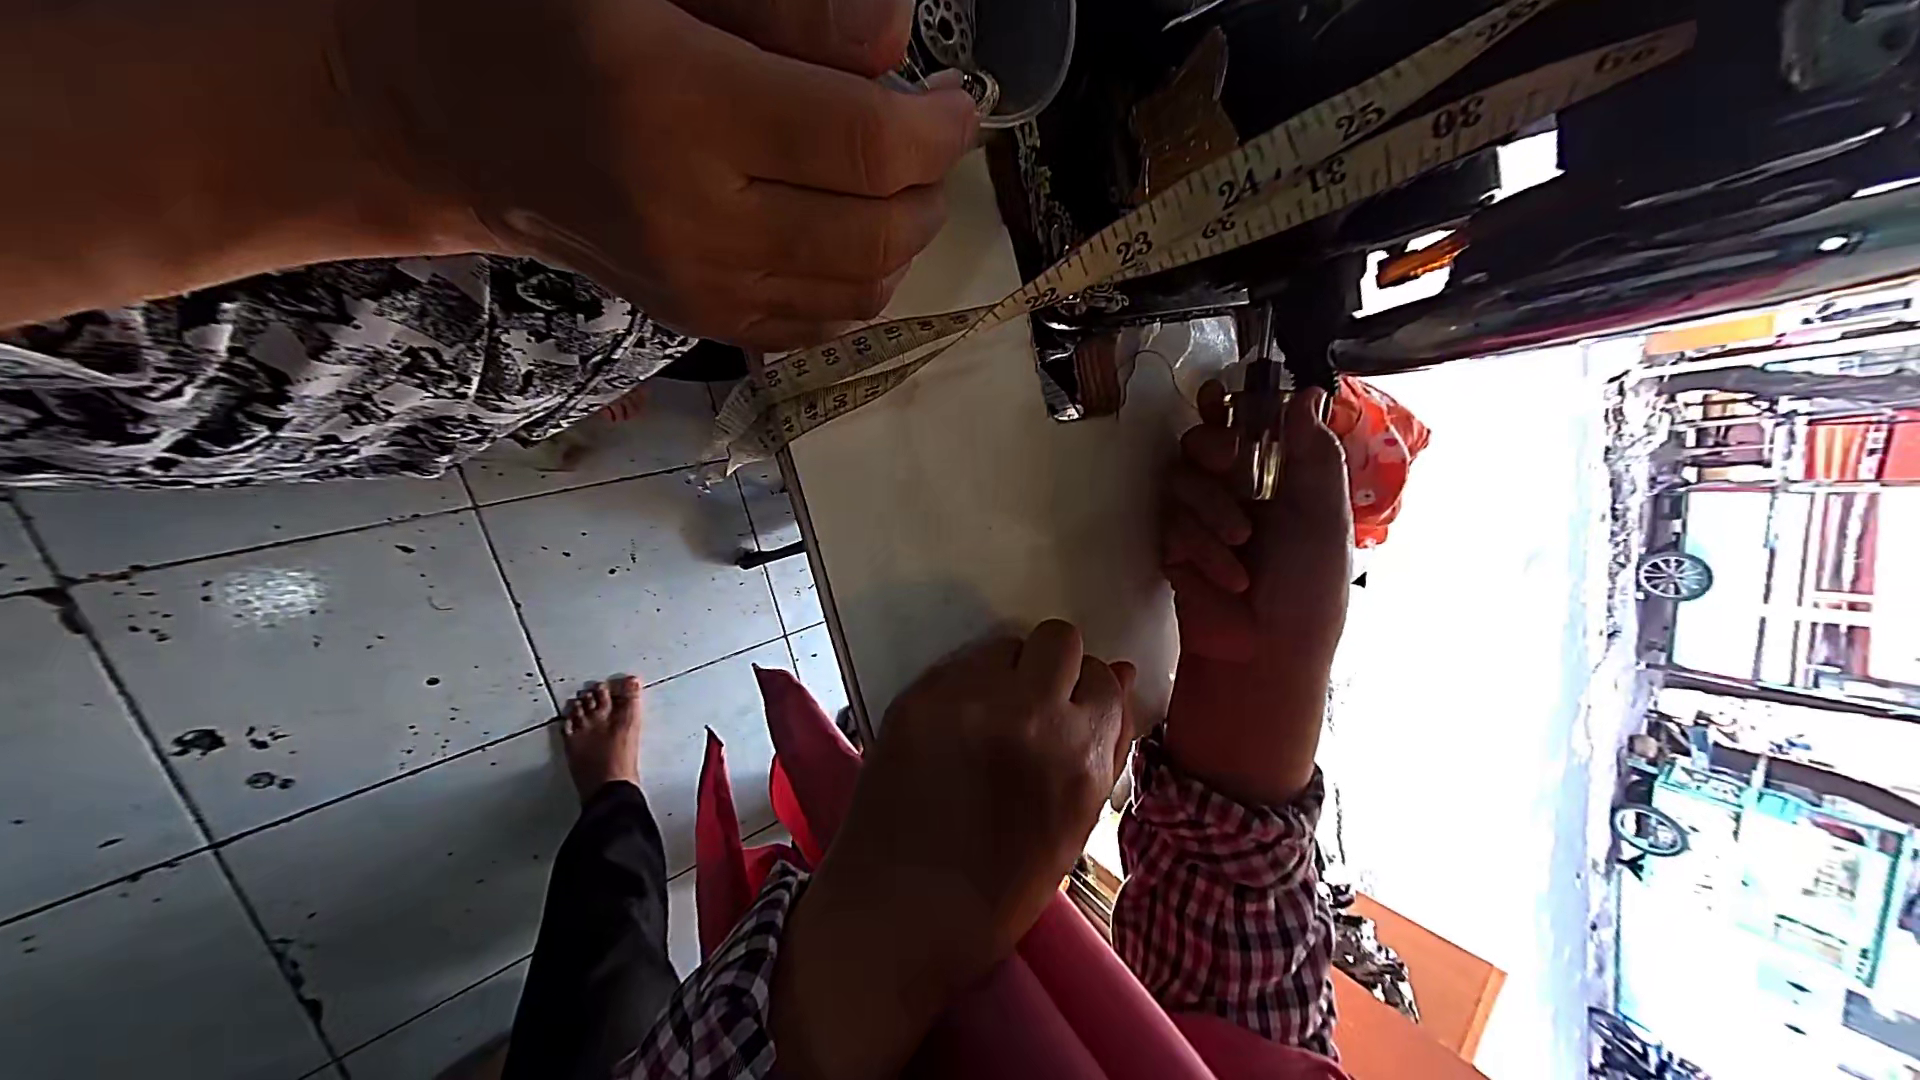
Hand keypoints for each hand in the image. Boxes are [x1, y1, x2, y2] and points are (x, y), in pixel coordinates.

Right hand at [331, 0, 977, 349]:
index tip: (957, 104)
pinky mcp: (707, 324)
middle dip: (928, 192)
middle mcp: (699, 222)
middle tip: (926, 147)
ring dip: (903, 244)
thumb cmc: (538, 11)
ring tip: (892, 191)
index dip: (938, 130)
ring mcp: (704, 291)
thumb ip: (785, 5)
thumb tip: (896, 45)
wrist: (455, 122)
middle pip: (877, 236)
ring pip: (861, 294)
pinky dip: (860, 288)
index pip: (867, 147)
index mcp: (680, 108)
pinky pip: (820, 326)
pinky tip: (851, 242)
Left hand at [772, 621, 1139, 1078]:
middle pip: (1058, 637)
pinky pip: (959, 664)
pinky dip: (965, 685)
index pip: (1103, 678)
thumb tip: (1120, 674)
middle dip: (1054, 664)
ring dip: (1007, 672)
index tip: (1070, 712)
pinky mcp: (918, 696)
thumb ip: (1106, 745)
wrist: (897, 913)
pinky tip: (951, 728)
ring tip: (988, 718)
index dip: (1088, 695)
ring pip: (1005, 644)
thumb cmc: (998, 889)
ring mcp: (966, 699)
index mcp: (1078, 756)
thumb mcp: (1074, 826)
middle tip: (1032, 702)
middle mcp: (1027, 714)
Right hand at [1160, 380, 1350, 804]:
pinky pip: (1173, 522)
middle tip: (1228, 457)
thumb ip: (1314, 454)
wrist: (1267, 652)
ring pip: (1182, 478)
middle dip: (1211, 444)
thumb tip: (1308, 393)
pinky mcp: (1172, 543)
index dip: (1233, 403)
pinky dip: (1202, 546)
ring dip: (1213, 507)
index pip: (1248, 425)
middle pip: (1201, 440)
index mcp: (1277, 478)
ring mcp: (1199, 516)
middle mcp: (1234, 490)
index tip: (1226, 395)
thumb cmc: (1309, 586)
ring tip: (1240, 542)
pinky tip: (1227, 575)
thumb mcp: (1324, 516)